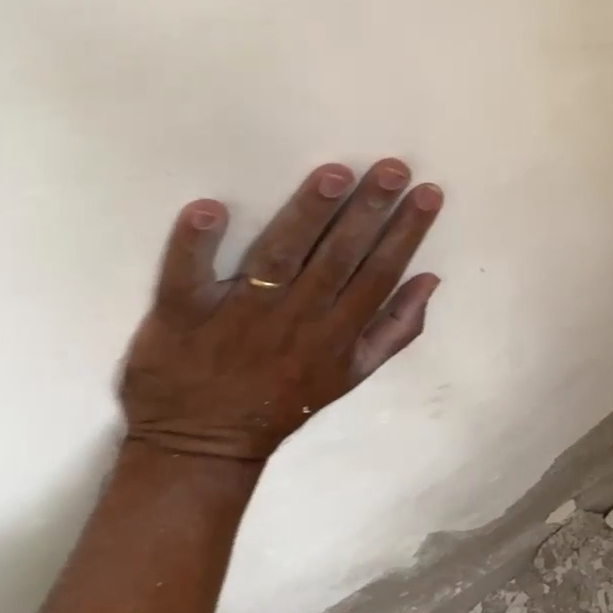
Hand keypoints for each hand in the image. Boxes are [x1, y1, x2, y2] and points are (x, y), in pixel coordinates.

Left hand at [119, 158, 444, 462]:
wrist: (200, 444)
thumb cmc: (284, 402)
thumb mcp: (354, 374)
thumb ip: (397, 328)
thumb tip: (430, 278)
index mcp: (337, 332)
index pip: (380, 272)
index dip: (407, 232)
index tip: (428, 193)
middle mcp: (295, 318)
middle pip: (338, 256)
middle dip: (369, 209)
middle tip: (392, 167)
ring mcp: (238, 316)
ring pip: (279, 257)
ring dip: (306, 215)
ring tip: (333, 173)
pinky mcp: (181, 317)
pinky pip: (187, 277)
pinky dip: (196, 245)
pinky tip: (210, 208)